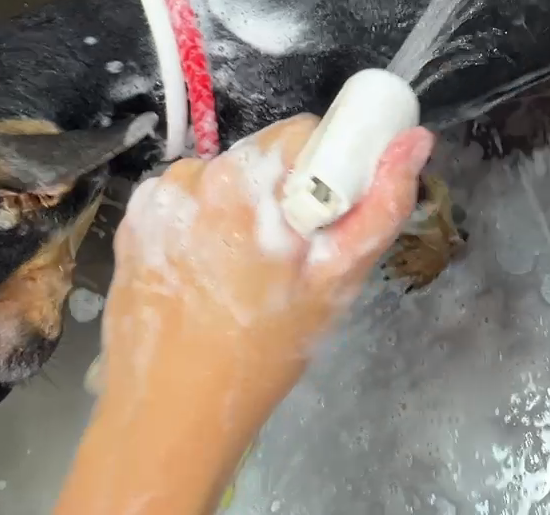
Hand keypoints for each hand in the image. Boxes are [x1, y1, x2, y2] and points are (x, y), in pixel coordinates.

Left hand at [99, 115, 433, 429]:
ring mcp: (157, 197)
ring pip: (227, 174)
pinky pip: (190, 197)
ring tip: (247, 264)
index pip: (305, 132)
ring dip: (244, 203)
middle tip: (292, 250)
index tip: (328, 212)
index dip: (328, 165)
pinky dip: (206, 218)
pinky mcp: (132, 220)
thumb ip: (384, 204)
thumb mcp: (339, 281)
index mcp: (247, 180)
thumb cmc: (265, 349)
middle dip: (286, 189)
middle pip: (264, 153)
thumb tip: (417, 139)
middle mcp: (195, 173)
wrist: (169, 418)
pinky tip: (210, 267)